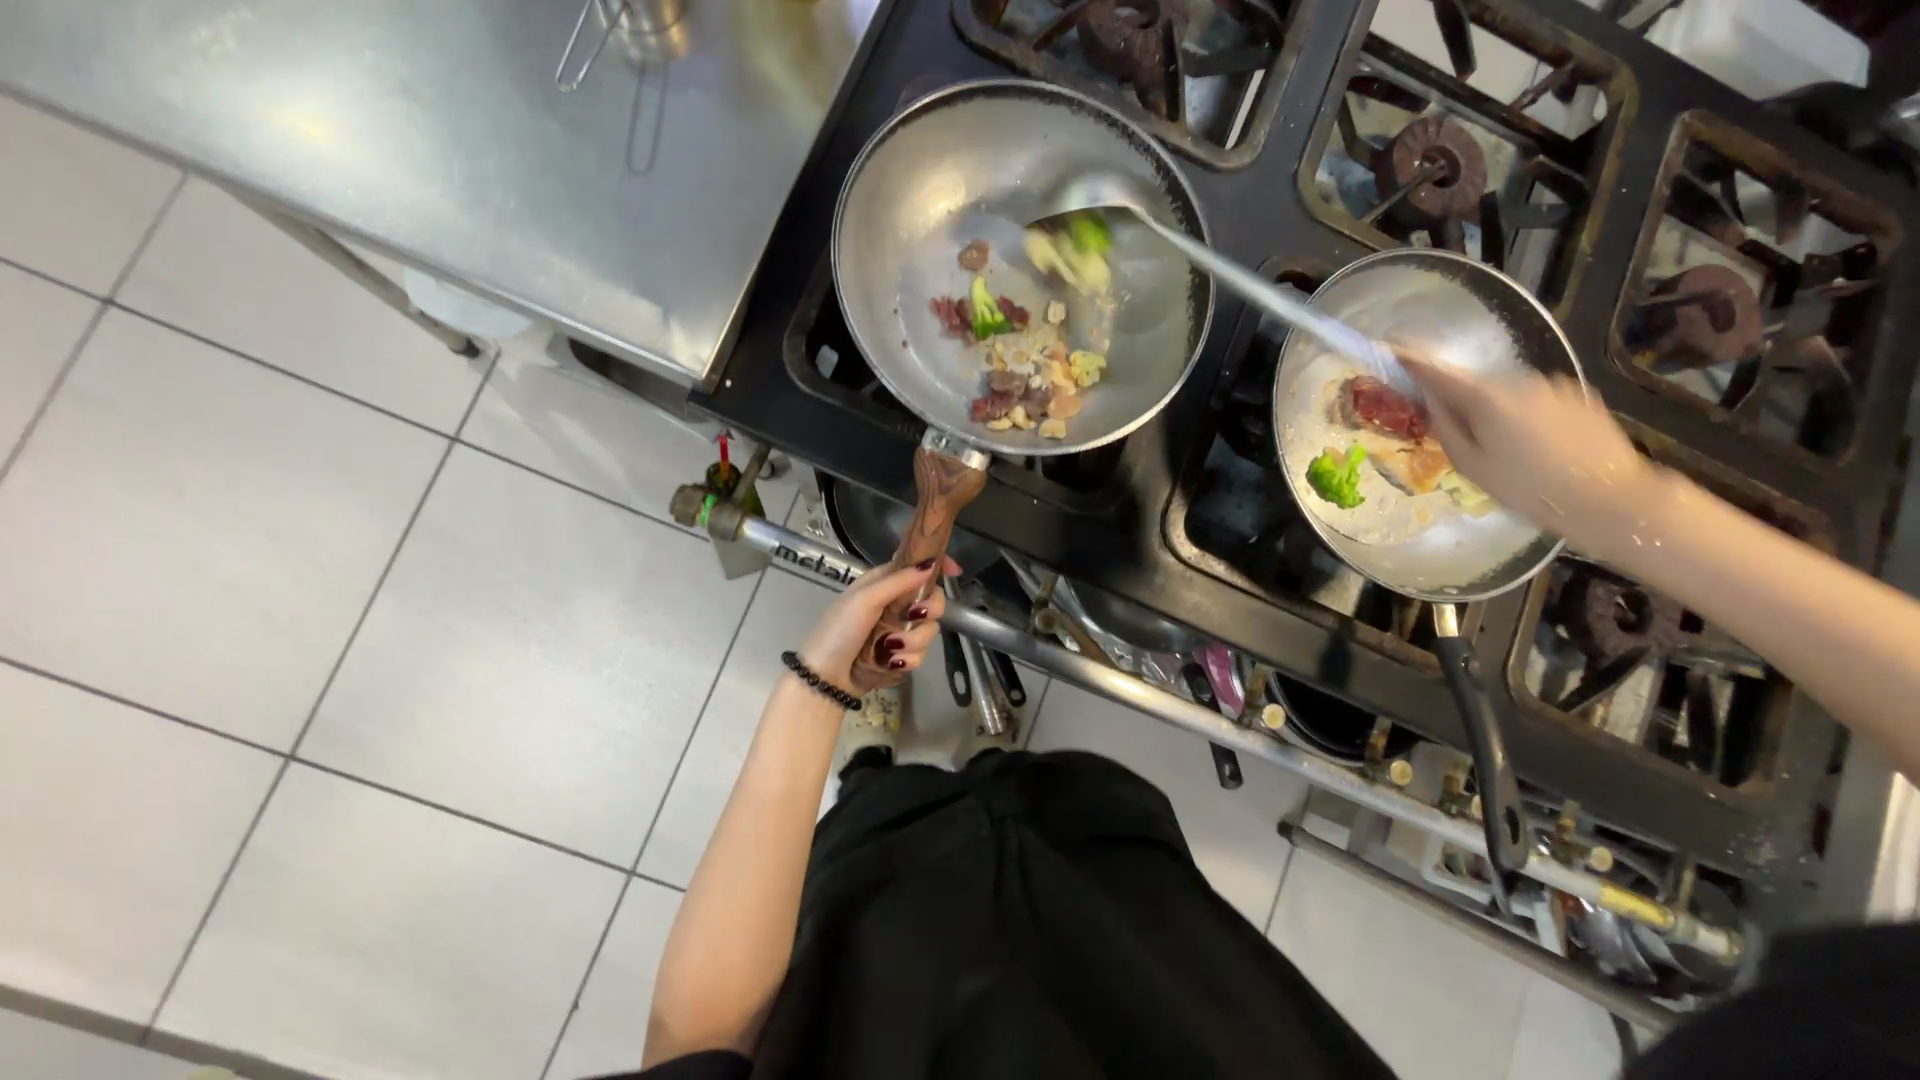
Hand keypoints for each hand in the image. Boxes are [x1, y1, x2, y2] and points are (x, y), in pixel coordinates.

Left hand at [797, 556, 960, 693]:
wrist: (825, 677)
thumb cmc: (839, 630)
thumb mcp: (865, 599)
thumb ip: (898, 581)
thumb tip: (930, 563)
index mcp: (883, 583)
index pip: (916, 567)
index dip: (937, 566)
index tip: (955, 572)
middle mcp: (895, 605)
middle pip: (932, 601)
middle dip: (928, 611)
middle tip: (914, 617)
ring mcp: (899, 632)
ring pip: (929, 631)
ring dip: (912, 641)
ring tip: (889, 648)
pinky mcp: (900, 656)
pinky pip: (920, 655)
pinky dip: (906, 660)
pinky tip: (889, 664)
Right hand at [1401, 356, 1664, 556]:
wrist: (1608, 498)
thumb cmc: (1528, 488)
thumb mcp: (1471, 466)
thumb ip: (1445, 427)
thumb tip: (1432, 402)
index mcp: (1488, 397)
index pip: (1438, 370)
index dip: (1413, 358)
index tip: (1393, 345)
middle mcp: (1520, 380)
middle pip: (1477, 386)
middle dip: (1465, 404)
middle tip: (1467, 442)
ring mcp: (1554, 385)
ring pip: (1509, 395)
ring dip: (1499, 414)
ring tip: (1511, 453)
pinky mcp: (1579, 396)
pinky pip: (1538, 402)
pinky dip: (1529, 418)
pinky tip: (1539, 449)